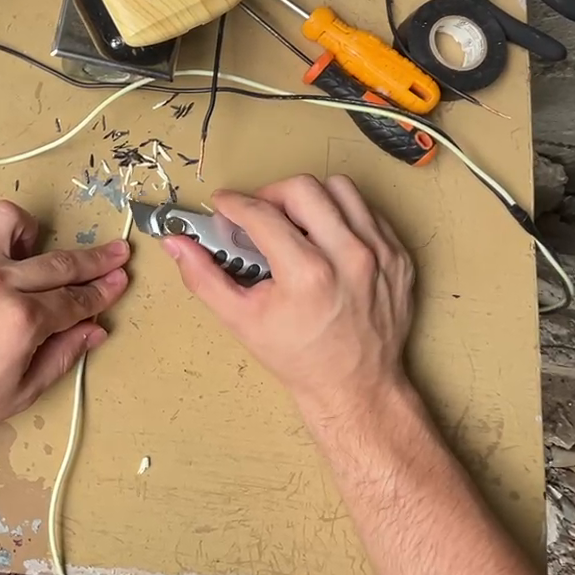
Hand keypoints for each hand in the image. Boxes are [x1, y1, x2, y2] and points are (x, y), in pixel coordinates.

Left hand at [0, 200, 129, 457]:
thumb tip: (95, 330)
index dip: (103, 290)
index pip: (76, 300)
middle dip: (94, 259)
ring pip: (4, 220)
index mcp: (22, 320)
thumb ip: (62, 357)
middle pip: (57, 263)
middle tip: (114, 253)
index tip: (120, 278)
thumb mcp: (20, 394)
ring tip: (26, 250)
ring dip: (24, 230)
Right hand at [163, 175, 414, 424]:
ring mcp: (380, 254)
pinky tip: (323, 238)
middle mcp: (350, 256)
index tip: (224, 204)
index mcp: (308, 273)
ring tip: (294, 222)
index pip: (262, 213)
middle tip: (258, 214)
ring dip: (310, 198)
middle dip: (271, 194)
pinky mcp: (398, 256)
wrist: (355, 386)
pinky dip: (340, 215)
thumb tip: (176, 244)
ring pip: (340, 189)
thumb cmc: (299, 357)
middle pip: (303, 188)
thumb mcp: (240, 320)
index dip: (234, 203)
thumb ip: (203, 277)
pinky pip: (366, 211)